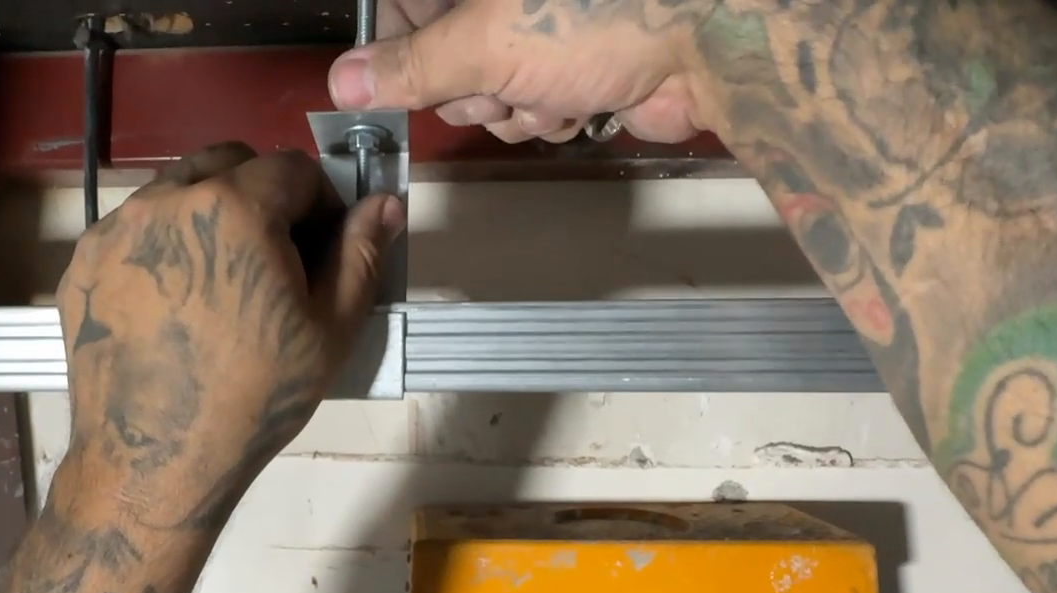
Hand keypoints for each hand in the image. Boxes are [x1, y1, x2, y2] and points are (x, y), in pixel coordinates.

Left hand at [56, 143, 404, 528]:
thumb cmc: (257, 400)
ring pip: (176, 192)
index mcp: (234, 207)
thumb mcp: (329, 334)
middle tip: (275, 263)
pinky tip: (175, 308)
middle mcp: (165, 199)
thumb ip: (360, 257)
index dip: (321, 205)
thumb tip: (387, 204)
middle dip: (263, 198)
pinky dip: (165, 248)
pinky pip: (135, 231)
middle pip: (229, 164)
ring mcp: (114, 229)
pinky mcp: (83, 263)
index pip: (293, 169)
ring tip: (222, 287)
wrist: (157, 461)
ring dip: (211, 216)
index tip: (323, 250)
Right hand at [329, 0, 708, 143]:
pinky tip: (582, 97)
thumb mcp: (487, 40)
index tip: (408, 78)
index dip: (401, 49)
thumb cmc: (602, 10)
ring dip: (516, 108)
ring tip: (556, 85)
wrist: (713, 37)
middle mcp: (506, 0)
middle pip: (444, 59)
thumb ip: (412, 66)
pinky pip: (531, 110)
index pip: (402, 8)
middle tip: (508, 78)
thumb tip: (343, 80)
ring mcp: (541, 29)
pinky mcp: (572, 67)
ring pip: (489, 94)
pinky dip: (551, 117)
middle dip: (474, 87)